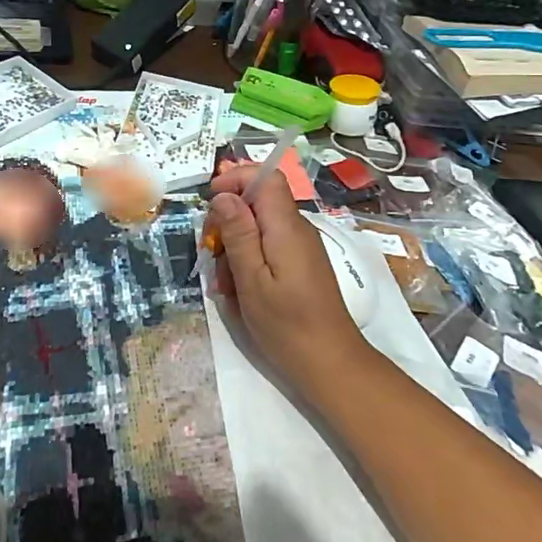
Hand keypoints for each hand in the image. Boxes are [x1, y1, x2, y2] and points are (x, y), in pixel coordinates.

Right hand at [206, 165, 372, 401]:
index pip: (266, 176)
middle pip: (259, 201)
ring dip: (236, 246)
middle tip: (212, 252)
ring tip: (225, 282)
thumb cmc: (287, 325)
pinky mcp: (301, 264)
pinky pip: (269, 246)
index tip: (211, 201)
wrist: (331, 364)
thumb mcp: (251, 280)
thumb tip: (224, 196)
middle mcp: (297, 228)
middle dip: (229, 220)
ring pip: (260, 226)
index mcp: (286, 226)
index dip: (236, 178)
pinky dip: (249, 261)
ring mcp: (301, 246)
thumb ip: (238, 234)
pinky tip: (240, 290)